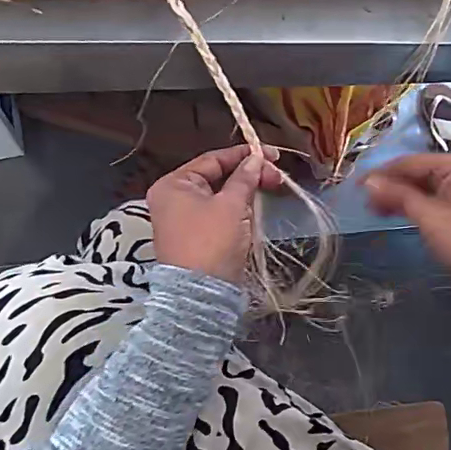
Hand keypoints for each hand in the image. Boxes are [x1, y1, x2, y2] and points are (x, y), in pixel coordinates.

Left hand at [149, 145, 284, 283]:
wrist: (202, 294)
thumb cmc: (212, 242)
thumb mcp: (232, 205)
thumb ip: (245, 178)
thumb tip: (256, 159)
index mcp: (174, 184)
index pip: (213, 159)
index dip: (244, 155)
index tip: (272, 155)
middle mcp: (173, 198)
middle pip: (217, 177)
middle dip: (248, 176)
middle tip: (277, 178)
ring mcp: (184, 219)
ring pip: (220, 196)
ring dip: (245, 193)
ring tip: (270, 191)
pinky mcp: (196, 237)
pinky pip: (219, 214)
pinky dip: (237, 210)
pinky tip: (255, 210)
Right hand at [362, 153, 450, 289]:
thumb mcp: (430, 218)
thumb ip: (399, 195)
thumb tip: (369, 181)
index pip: (411, 162)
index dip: (381, 174)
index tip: (357, 185)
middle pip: (419, 172)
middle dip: (391, 186)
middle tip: (366, 202)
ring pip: (426, 185)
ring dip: (402, 196)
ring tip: (377, 210)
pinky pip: (437, 195)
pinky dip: (418, 203)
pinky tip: (399, 212)